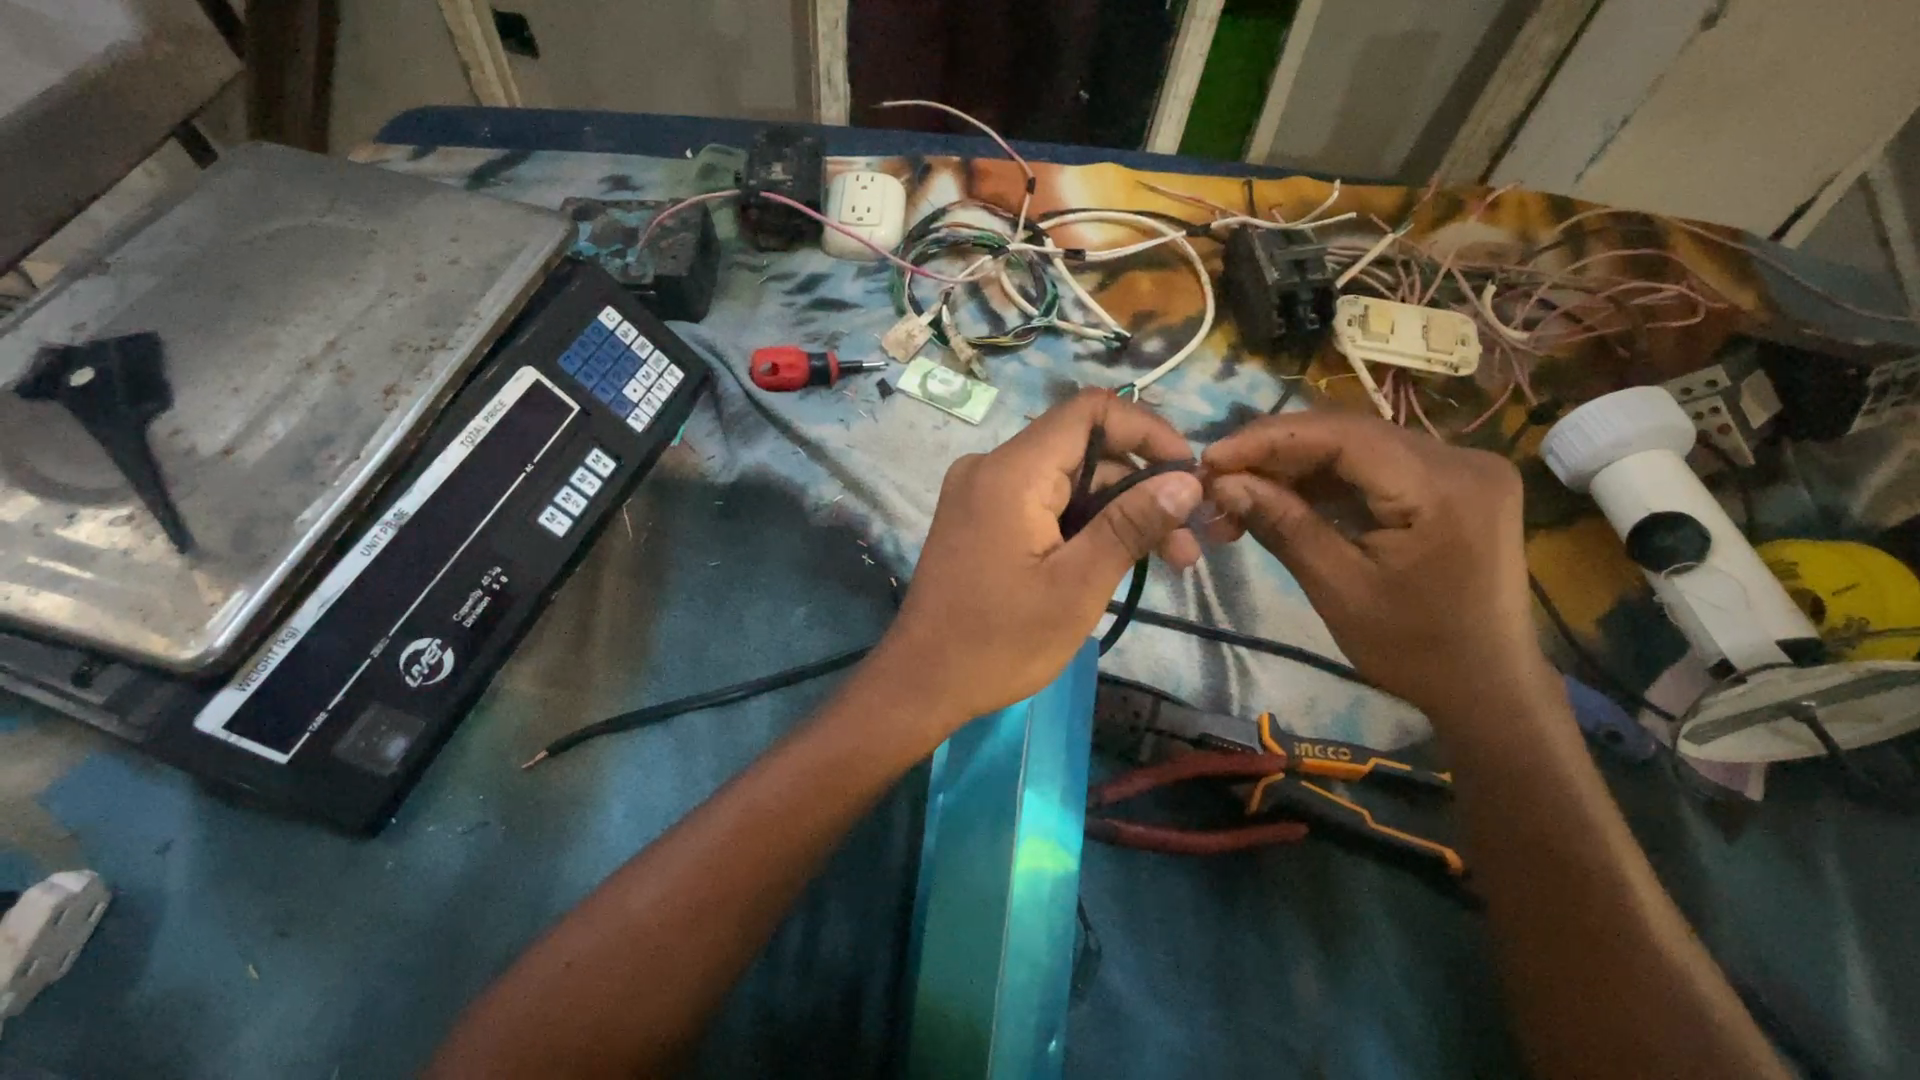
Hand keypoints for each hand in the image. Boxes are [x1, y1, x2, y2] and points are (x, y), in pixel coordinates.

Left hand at [881, 389, 1203, 723]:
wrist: (923, 683)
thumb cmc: (1000, 641)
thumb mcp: (1077, 586)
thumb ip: (1131, 524)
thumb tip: (1187, 480)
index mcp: (1012, 472)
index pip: (1090, 411)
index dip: (1146, 430)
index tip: (1188, 471)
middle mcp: (992, 468)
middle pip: (1083, 451)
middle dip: (1140, 489)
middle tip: (1186, 545)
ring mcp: (982, 493)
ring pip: (1067, 482)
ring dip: (1116, 513)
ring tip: (1167, 562)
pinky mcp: (981, 520)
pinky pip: (1043, 504)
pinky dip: (1082, 525)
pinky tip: (1116, 560)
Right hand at [1202, 412, 1552, 718]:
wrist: (1489, 688)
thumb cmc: (1415, 650)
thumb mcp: (1338, 589)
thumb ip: (1283, 525)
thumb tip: (1222, 483)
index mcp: (1444, 487)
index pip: (1344, 434)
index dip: (1269, 439)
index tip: (1211, 458)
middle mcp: (1463, 460)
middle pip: (1351, 434)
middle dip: (1276, 454)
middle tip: (1217, 480)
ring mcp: (1463, 468)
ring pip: (1360, 447)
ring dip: (1296, 467)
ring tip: (1241, 495)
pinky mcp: (1455, 483)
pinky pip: (1378, 466)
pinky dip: (1327, 481)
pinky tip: (1285, 499)